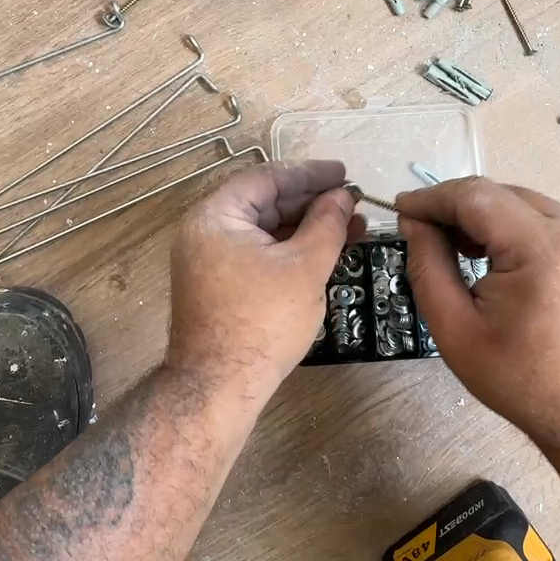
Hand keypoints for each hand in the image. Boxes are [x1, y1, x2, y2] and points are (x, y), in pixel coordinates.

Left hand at [166, 160, 360, 397]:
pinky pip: (259, 254)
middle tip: (353, 203)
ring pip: (266, 231)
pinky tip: (324, 253)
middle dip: (312, 202)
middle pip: (266, 203)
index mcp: (216, 216)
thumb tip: (342, 197)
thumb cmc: (262, 321)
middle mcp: (206, 231)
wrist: (219, 387)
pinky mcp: (220, 284)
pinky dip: (290, 251)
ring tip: (353, 228)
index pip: (267, 179)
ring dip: (306, 228)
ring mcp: (210, 259)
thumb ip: (326, 224)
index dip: (310, 174)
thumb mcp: (304, 267)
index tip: (344, 174)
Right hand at [395, 177, 559, 449]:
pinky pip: (541, 219)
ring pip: (520, 202)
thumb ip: (428, 266)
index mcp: (541, 248)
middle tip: (421, 232)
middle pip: (498, 193)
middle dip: (454, 205)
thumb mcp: (455, 329)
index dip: (431, 198)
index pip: (475, 196)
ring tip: (454, 247)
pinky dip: (509, 225)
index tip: (399, 209)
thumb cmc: (522, 380)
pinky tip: (491, 255)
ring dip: (481, 214)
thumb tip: (414, 222)